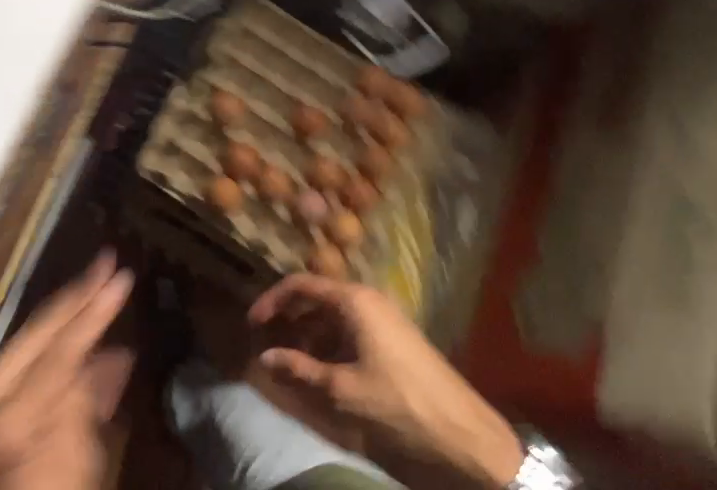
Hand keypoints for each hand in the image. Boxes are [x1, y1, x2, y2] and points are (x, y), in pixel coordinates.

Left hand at [0, 253, 134, 489]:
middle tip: (107, 264)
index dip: (92, 307)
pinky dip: (58, 362)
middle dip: (75, 302)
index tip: (119, 272)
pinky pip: (28, 380)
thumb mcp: (67, 472)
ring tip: (100, 298)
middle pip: (38, 339)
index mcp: (2, 409)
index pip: (58, 346)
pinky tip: (86, 357)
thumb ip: (81, 411)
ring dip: (70, 327)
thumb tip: (110, 357)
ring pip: (33, 355)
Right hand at [249, 274, 521, 487]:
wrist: (463, 432)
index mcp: (354, 301)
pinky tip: (322, 369)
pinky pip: (351, 329)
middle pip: (317, 297)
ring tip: (291, 360)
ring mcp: (384, 318)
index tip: (252, 323)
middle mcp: (368, 299)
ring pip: (334, 315)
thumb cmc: (399, 402)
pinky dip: (330, 343)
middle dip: (290, 317)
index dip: (272, 300)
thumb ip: (299, 369)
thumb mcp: (342, 389)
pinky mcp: (394, 338)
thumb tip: (264, 357)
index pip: (300, 284)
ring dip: (309, 333)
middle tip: (268, 341)